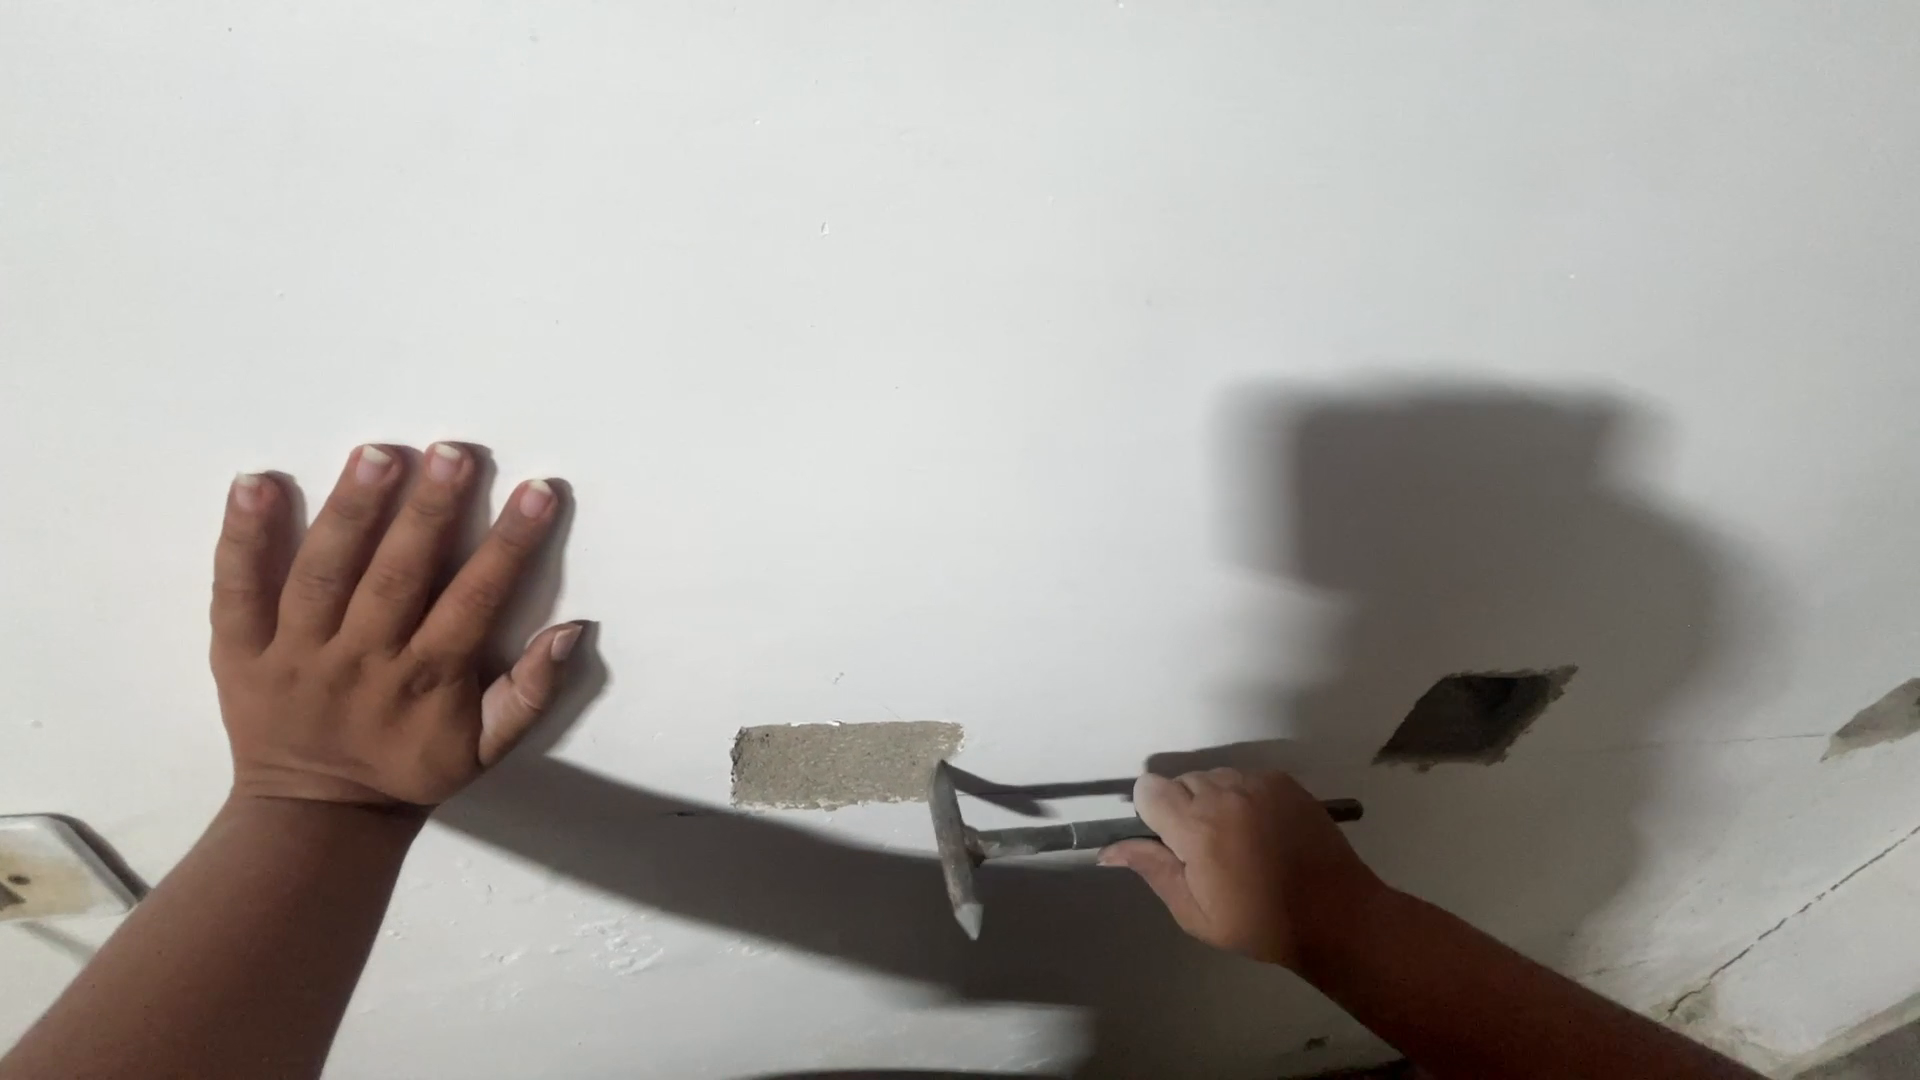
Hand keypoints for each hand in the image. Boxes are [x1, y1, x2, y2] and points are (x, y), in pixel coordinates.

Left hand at [210, 443, 580, 808]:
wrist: (315, 816)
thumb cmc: (417, 770)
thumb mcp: (492, 746)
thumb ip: (533, 690)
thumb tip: (573, 629)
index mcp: (428, 678)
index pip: (477, 597)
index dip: (511, 542)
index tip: (539, 491)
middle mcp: (362, 658)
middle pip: (398, 572)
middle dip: (430, 508)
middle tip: (454, 451)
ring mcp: (294, 653)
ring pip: (323, 571)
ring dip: (351, 509)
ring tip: (378, 452)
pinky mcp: (237, 652)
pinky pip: (234, 590)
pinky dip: (241, 536)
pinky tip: (257, 483)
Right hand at [1100, 768, 1384, 968]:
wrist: (1338, 916)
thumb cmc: (1260, 923)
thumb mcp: (1195, 913)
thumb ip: (1153, 870)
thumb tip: (1108, 850)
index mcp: (1196, 827)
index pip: (1148, 789)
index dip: (1152, 813)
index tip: (1170, 841)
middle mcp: (1222, 793)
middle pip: (1179, 781)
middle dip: (1182, 808)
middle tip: (1205, 848)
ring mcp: (1255, 783)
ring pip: (1211, 777)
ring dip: (1212, 800)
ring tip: (1236, 838)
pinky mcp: (1282, 780)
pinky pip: (1243, 777)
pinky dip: (1242, 796)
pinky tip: (1261, 828)